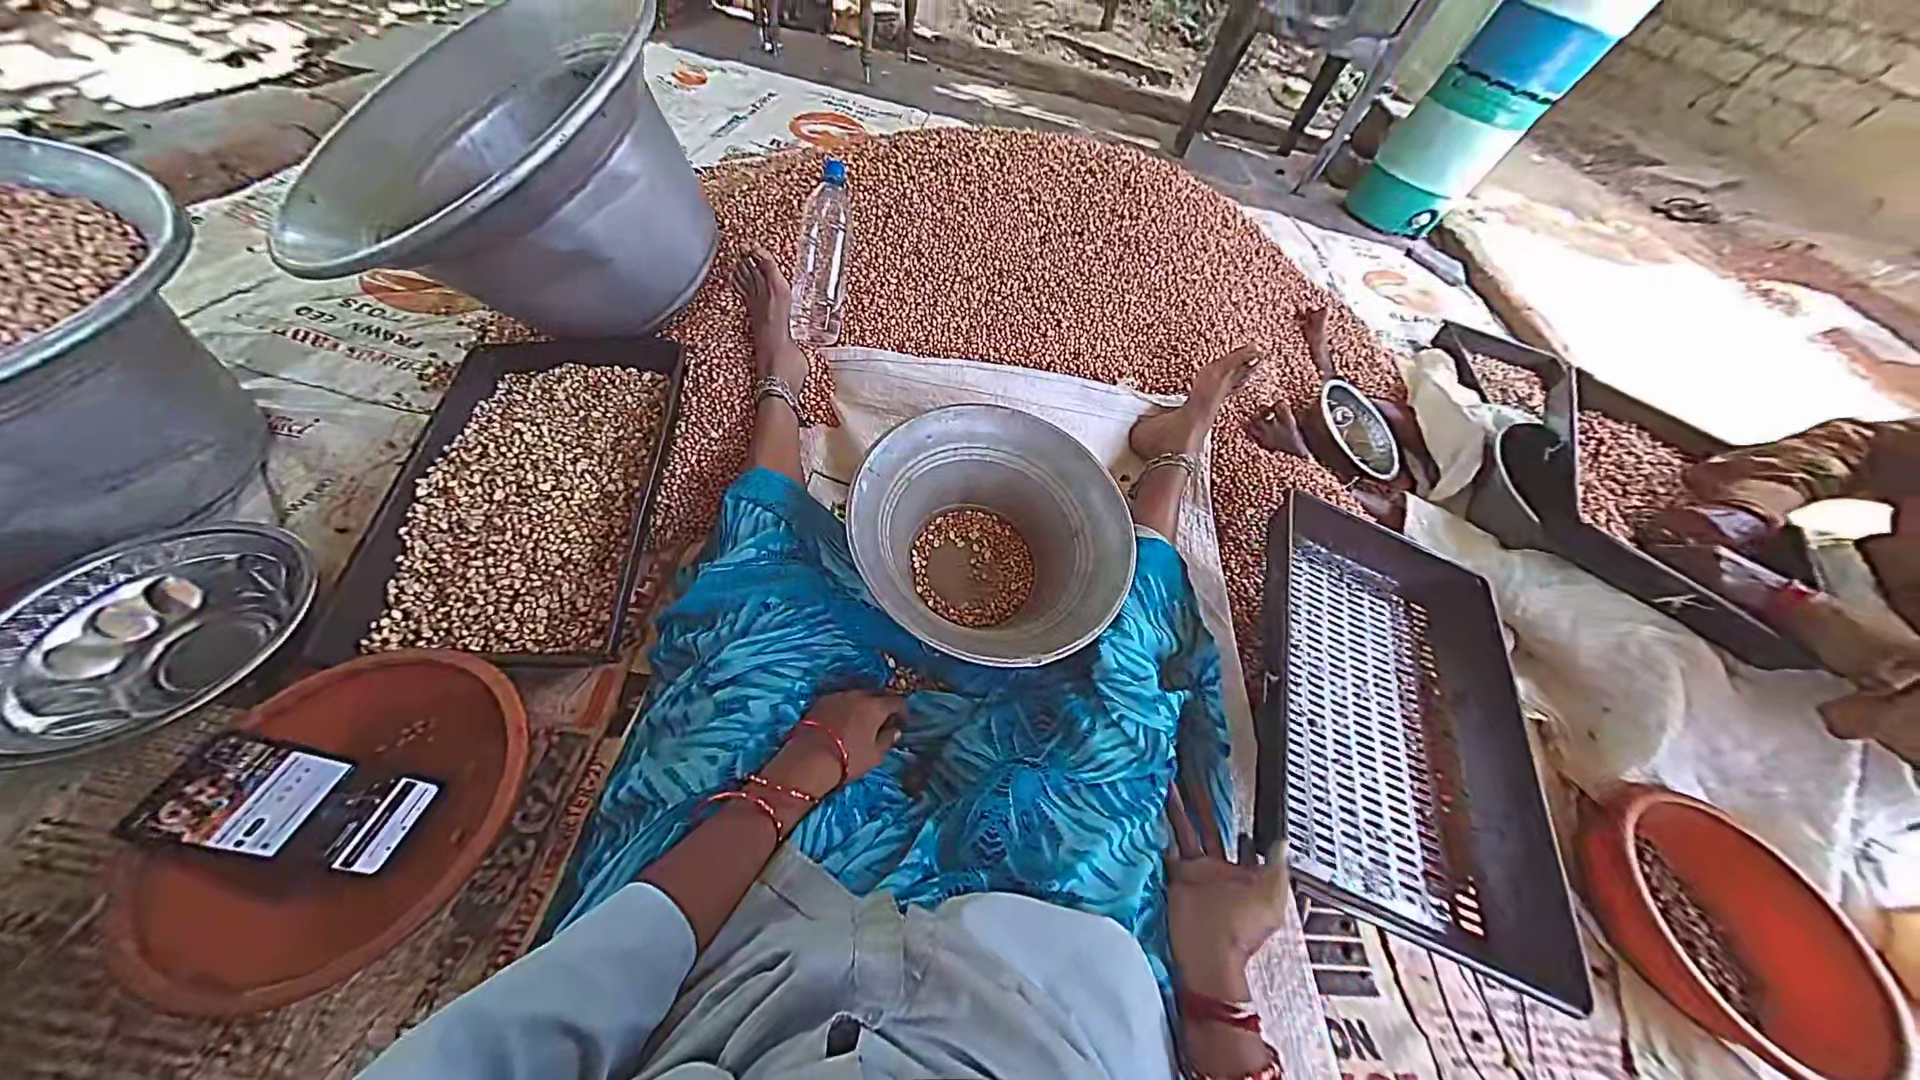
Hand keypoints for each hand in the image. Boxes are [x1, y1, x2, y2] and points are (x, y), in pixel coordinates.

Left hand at [762, 690, 905, 805]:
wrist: (807, 759)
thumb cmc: (847, 760)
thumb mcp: (874, 755)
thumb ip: (887, 740)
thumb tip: (894, 730)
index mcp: (875, 706)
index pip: (896, 701)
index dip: (903, 711)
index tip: (903, 721)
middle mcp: (858, 695)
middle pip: (877, 694)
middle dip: (883, 705)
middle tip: (885, 720)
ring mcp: (837, 696)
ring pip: (857, 696)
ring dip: (864, 705)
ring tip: (863, 720)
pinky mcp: (820, 701)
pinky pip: (841, 700)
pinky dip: (846, 707)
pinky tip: (844, 720)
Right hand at [1165, 782, 1285, 1000]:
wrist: (1209, 952)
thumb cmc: (1243, 927)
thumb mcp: (1272, 897)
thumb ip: (1276, 867)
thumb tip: (1282, 842)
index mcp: (1243, 876)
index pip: (1240, 843)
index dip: (1236, 821)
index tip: (1232, 799)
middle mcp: (1217, 870)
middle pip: (1209, 830)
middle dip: (1203, 805)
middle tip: (1195, 778)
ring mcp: (1195, 871)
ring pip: (1186, 831)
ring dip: (1179, 808)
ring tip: (1172, 782)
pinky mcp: (1175, 874)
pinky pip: (1167, 845)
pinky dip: (1161, 828)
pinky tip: (1154, 809)